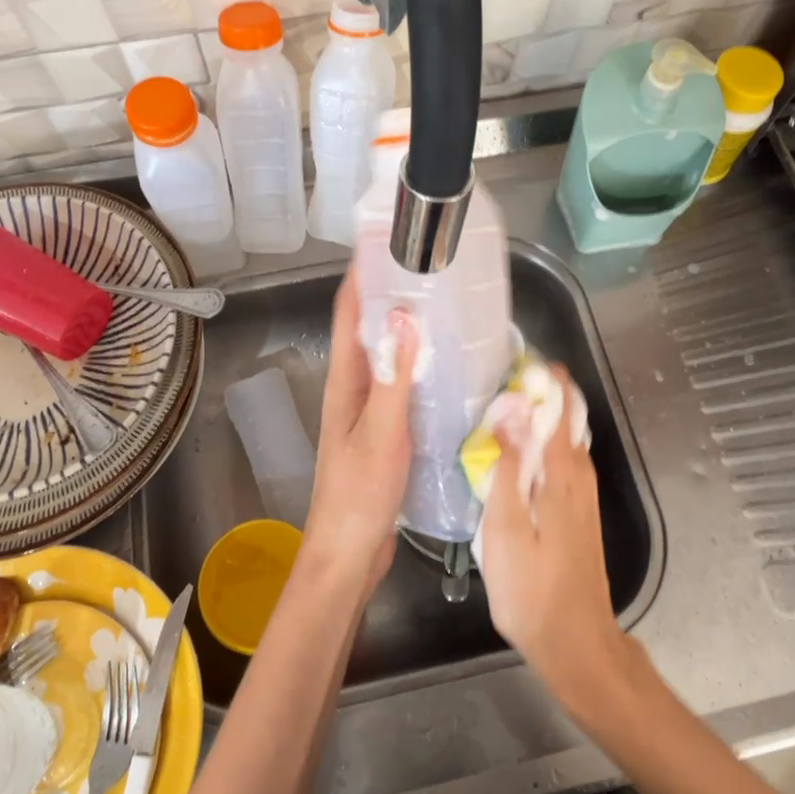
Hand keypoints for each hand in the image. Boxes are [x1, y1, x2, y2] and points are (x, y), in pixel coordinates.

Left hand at [301, 268, 418, 594]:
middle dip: (391, 295)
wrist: (349, 552)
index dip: (361, 275)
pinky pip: (403, 387)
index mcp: (345, 382)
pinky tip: (449, 369)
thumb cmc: (359, 494)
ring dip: (408, 330)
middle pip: (369, 330)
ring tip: (445, 307)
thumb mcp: (380, 432)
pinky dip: (421, 368)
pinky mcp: (385, 431)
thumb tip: (403, 316)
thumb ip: (394, 378)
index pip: (349, 314)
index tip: (383, 240)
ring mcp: (368, 411)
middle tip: (430, 268)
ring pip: (389, 357)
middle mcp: (354, 389)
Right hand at [479, 367, 623, 687]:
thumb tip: (507, 416)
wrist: (575, 643)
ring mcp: (583, 500)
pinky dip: (546, 447)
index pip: (561, 412)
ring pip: (567, 444)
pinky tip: (521, 455)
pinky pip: (564, 464)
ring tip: (508, 408)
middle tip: (505, 381)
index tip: (528, 359)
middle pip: (568, 424)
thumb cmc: (532, 590)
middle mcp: (579, 480)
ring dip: (545, 421)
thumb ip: (505, 470)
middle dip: (544, 397)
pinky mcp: (580, 517)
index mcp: (562, 477)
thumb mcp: (504, 531)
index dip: (549, 382)